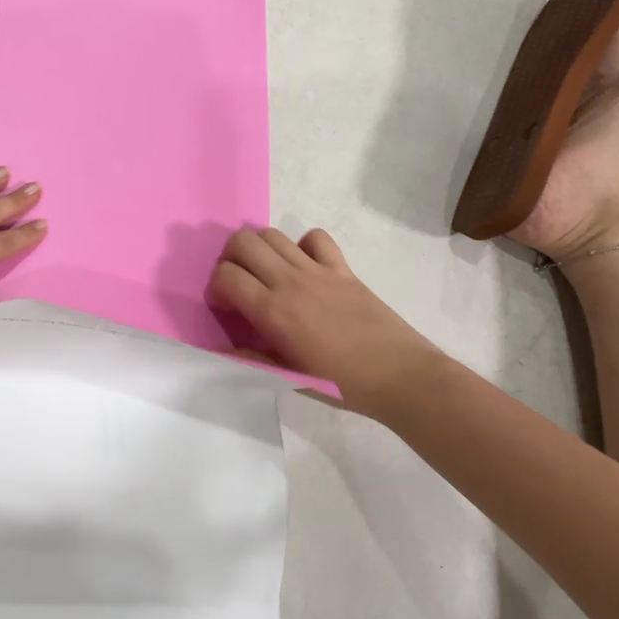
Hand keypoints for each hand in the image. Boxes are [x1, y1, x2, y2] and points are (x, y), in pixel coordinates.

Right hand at [209, 228, 452, 416]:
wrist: (401, 377)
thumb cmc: (342, 384)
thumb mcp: (289, 378)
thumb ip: (252, 359)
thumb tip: (224, 351)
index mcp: (272, 311)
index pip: (225, 276)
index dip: (217, 288)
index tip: (227, 307)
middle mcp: (290, 282)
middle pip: (243, 242)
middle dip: (231, 257)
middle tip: (240, 282)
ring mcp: (318, 271)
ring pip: (273, 234)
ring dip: (261, 249)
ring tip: (268, 273)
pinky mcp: (343, 269)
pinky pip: (316, 238)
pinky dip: (303, 245)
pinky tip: (306, 267)